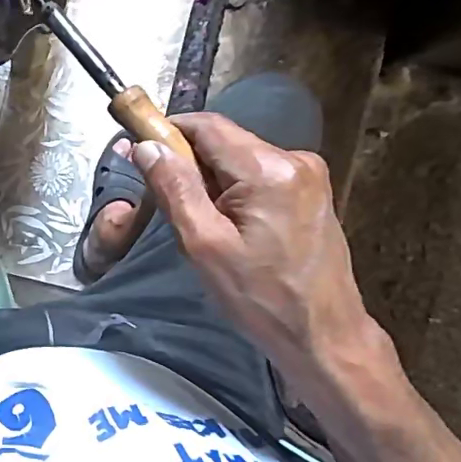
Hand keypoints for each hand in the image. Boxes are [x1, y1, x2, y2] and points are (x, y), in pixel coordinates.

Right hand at [131, 114, 382, 379]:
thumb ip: (174, 188)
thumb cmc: (260, 296)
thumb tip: (146, 146)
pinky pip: (256, 173)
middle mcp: (294, 159)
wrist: (324, 336)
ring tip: (200, 222)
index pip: (205, 125)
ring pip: (236, 157)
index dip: (166, 131)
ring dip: (209, 178)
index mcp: (268, 169)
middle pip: (222, 140)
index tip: (136, 151)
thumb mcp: (204, 244)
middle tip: (165, 202)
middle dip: (187, 162)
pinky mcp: (309, 190)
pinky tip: (227, 224)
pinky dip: (232, 188)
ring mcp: (307, 173)